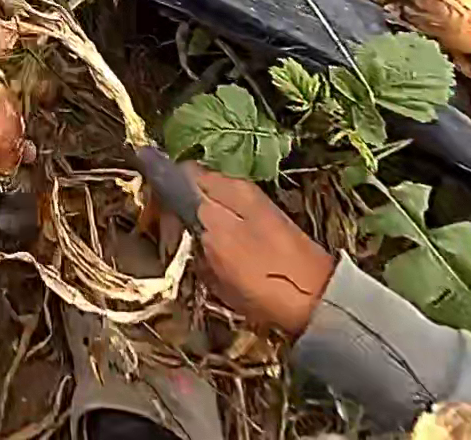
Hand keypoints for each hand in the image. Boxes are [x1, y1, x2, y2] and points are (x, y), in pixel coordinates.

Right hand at [164, 163, 335, 334]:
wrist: (321, 306)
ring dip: (189, 230)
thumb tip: (153, 163)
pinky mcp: (260, 230)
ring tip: (189, 259)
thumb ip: (187, 200)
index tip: (149, 222)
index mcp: (227, 185)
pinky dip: (209, 242)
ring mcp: (251, 208)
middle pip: (190, 188)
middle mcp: (238, 188)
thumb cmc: (263, 274)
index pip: (177, 171)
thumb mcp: (218, 236)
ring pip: (204, 208)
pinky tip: (212, 265)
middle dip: (172, 213)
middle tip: (166, 246)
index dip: (157, 193)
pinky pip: (220, 226)